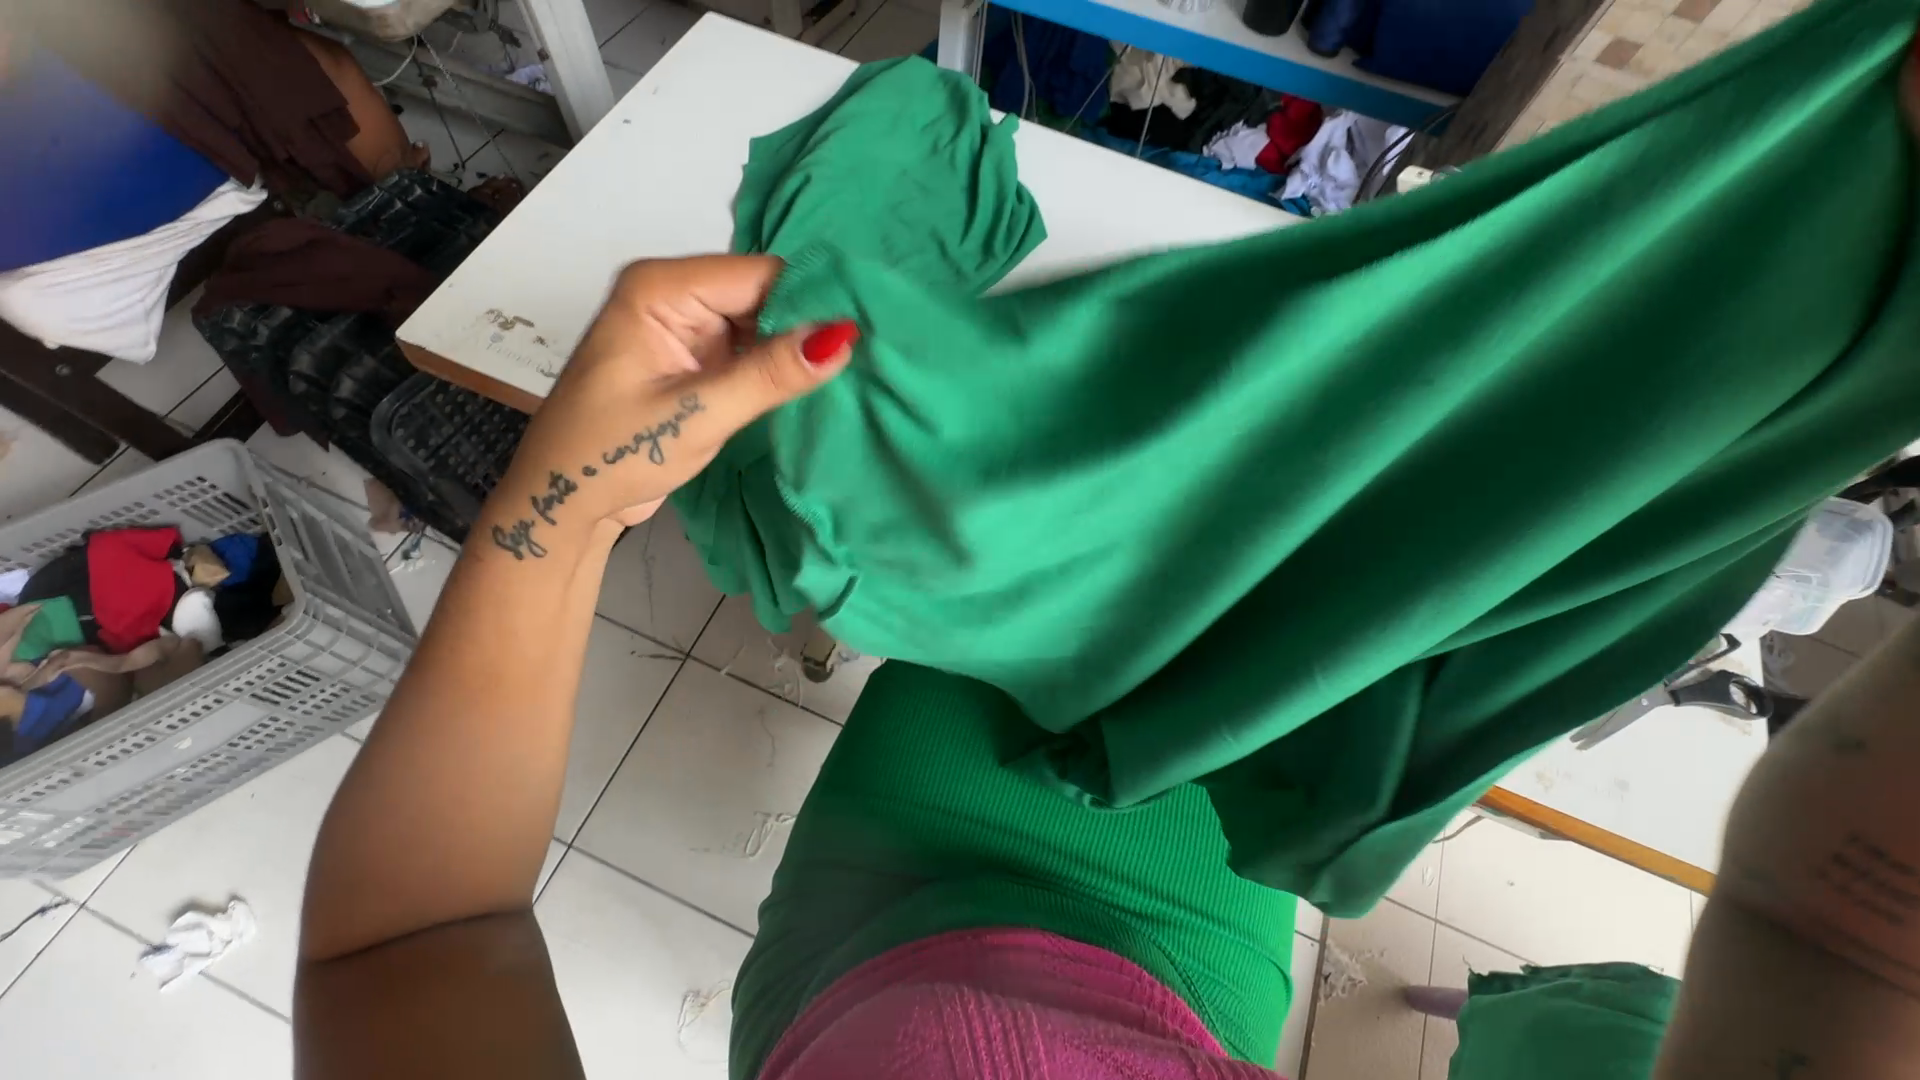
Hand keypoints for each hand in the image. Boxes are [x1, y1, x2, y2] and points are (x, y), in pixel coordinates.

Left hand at [481, 254, 855, 559]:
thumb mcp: (698, 415)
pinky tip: (814, 382)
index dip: (811, 300)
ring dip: (796, 348)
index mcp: (659, 288)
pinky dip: (777, 367)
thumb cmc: (614, 456)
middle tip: (867, 353)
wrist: (566, 502)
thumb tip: (842, 338)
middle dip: (807, 323)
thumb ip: (770, 375)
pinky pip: (749, 350)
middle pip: (761, 294)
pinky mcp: (694, 358)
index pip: (757, 275)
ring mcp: (684, 327)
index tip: (866, 329)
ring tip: (852, 369)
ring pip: (760, 323)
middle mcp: (672, 294)